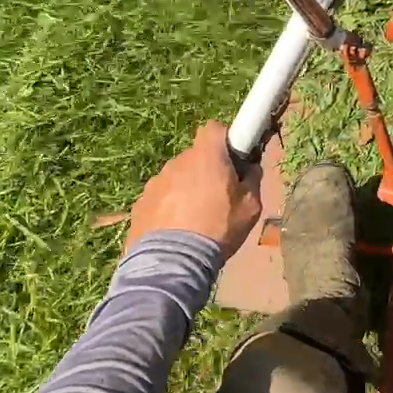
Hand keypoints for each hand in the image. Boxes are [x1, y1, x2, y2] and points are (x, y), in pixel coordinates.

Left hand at [123, 121, 261, 260]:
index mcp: (207, 156)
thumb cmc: (219, 229)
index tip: (232, 157)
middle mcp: (178, 162)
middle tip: (217, 195)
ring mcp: (155, 182)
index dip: (225, 138)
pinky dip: (168, 207)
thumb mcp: (251, 206)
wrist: (173, 264)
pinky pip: (160, 197)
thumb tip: (250, 168)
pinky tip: (176, 231)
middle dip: (206, 169)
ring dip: (185, 189)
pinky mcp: (140, 204)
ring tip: (194, 219)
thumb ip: (252, 179)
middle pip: (195, 156)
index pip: (214, 128)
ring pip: (176, 177)